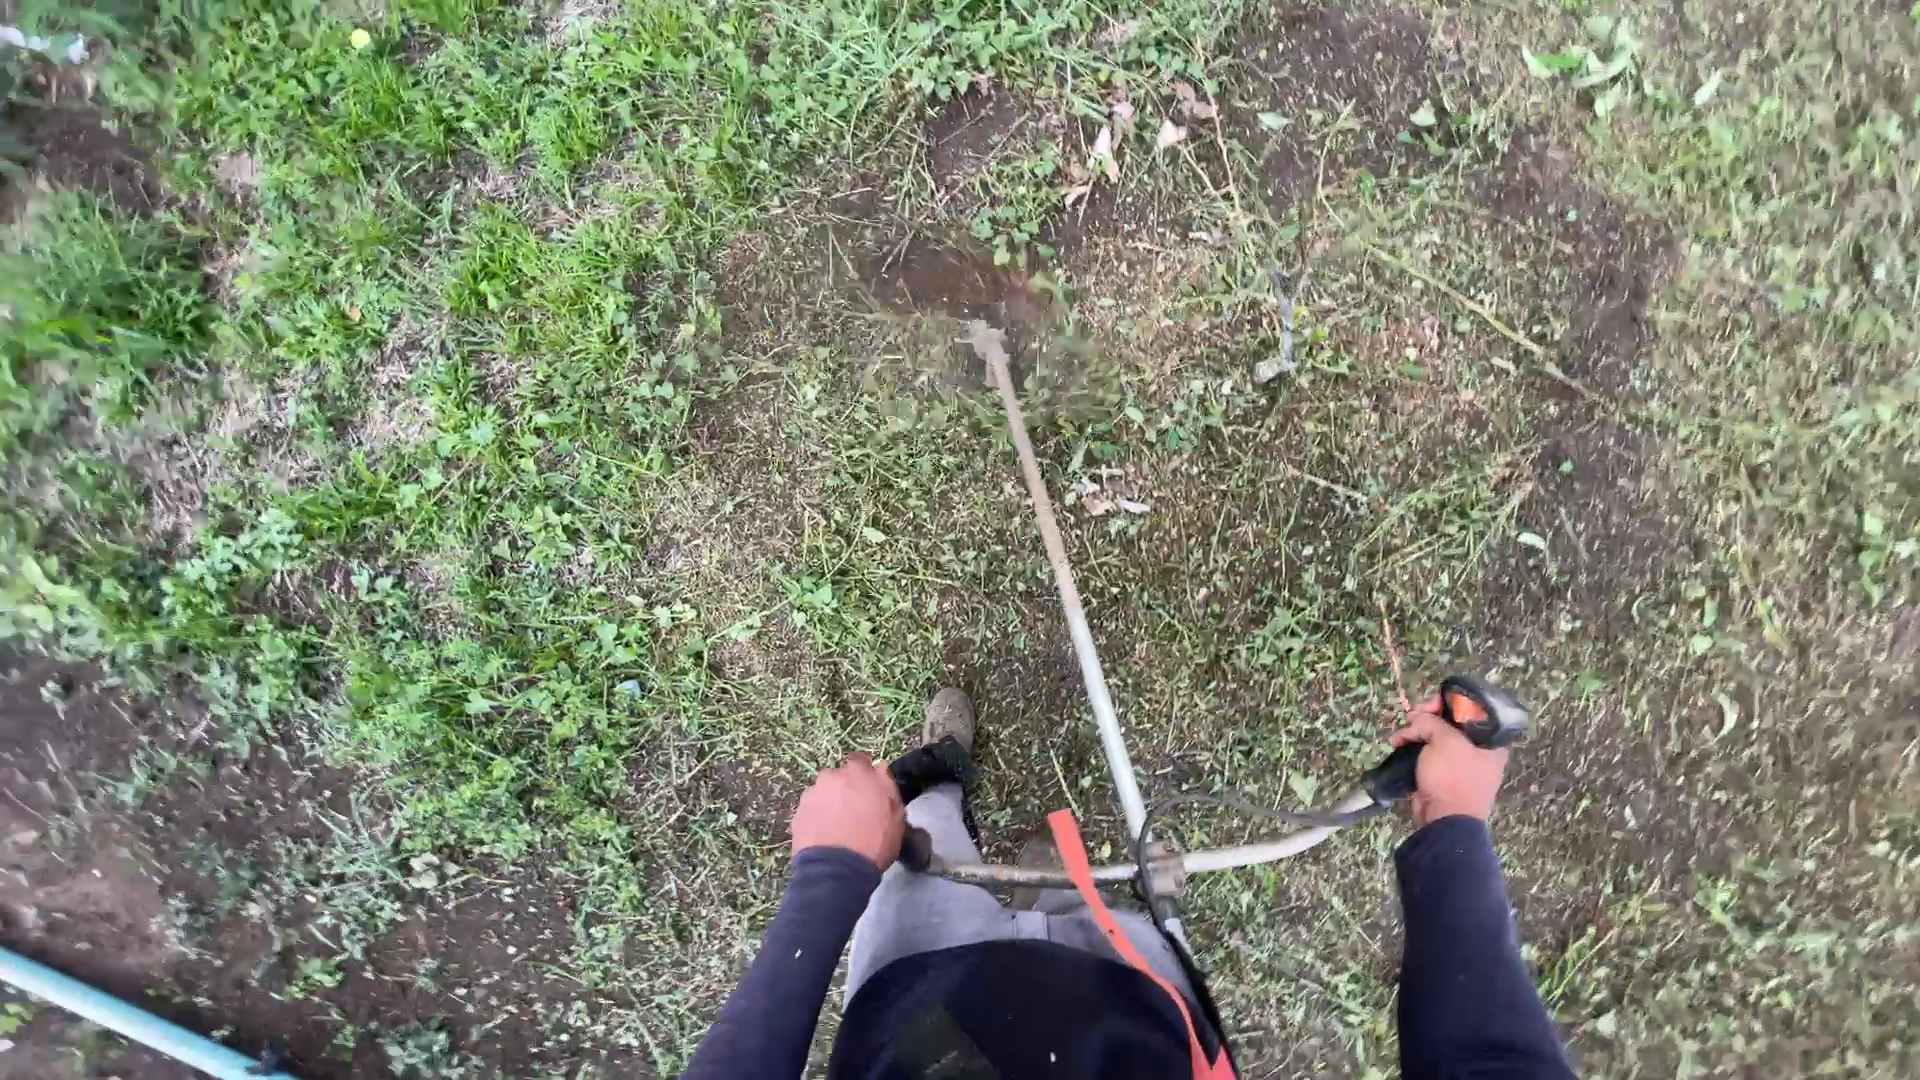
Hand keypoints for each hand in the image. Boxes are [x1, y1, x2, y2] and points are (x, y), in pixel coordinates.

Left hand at [790, 753, 905, 868]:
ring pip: (824, 793)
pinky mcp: (798, 814)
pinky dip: (817, 818)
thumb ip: (887, 786)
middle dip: (846, 789)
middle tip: (854, 811)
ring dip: (830, 803)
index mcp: (857, 771)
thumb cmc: (874, 842)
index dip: (865, 775)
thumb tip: (879, 770)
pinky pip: (811, 811)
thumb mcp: (896, 815)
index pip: (861, 761)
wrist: (837, 871)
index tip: (869, 790)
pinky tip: (825, 835)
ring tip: (837, 827)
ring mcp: (811, 794)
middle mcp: (831, 776)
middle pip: (840, 777)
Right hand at [1388, 695, 1508, 827]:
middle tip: (1411, 718)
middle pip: (1449, 720)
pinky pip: (1426, 749)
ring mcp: (1459, 760)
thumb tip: (1416, 721)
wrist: (1444, 817)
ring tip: (1399, 735)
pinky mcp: (1441, 770)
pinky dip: (1411, 743)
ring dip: (1414, 730)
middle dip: (1425, 716)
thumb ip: (1431, 721)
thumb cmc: (1453, 776)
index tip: (1427, 706)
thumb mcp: (1445, 741)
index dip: (1446, 702)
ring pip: (1434, 733)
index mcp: (1490, 740)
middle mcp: (1478, 748)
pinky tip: (1397, 743)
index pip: (1470, 708)